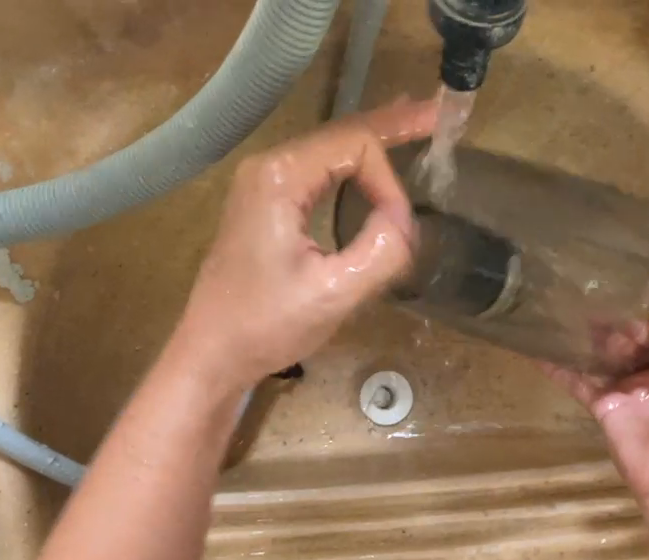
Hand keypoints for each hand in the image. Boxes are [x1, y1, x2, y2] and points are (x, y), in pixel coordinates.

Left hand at [168, 98, 438, 390]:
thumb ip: (379, 253)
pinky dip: (349, 170)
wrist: (213, 353)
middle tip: (436, 116)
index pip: (355, 146)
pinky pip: (316, 176)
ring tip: (413, 130)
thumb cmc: (266, 326)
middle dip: (390, 127)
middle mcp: (268, 168)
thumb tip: (406, 223)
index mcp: (281, 177)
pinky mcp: (263, 209)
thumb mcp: (333, 295)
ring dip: (372, 145)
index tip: (401, 232)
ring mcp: (262, 187)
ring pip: (328, 154)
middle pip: (340, 136)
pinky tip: (371, 170)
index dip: (389, 184)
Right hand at [543, 278, 648, 503]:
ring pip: (600, 356)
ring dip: (584, 337)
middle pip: (624, 338)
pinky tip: (539, 351)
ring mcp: (622, 388)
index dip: (640, 307)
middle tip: (583, 291)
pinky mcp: (601, 406)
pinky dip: (560, 369)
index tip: (619, 278)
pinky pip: (578, 383)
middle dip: (608, 319)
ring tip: (559, 309)